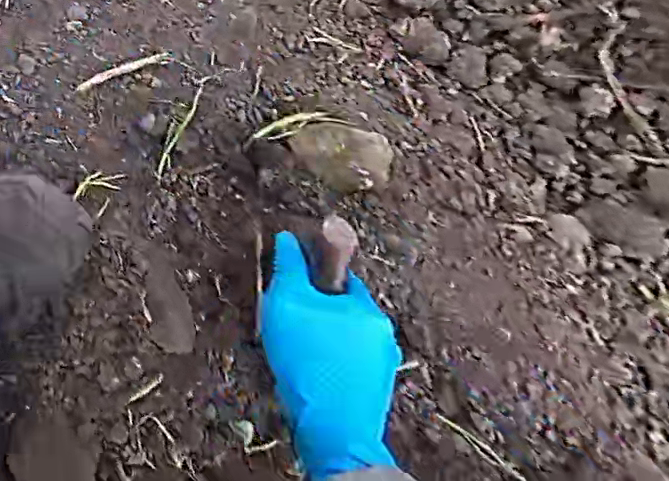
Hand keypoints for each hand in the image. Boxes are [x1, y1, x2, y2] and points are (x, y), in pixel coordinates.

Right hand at [260, 231, 400, 477]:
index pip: (337, 277)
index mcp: (368, 309)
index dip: (310, 278)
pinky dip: (327, 356)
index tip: (290, 286)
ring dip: (319, 333)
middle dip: (313, 308)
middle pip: (339, 306)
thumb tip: (288, 239)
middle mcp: (382, 334)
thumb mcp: (287, 301)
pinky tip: (306, 365)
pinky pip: (345, 358)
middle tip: (287, 317)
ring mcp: (381, 364)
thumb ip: (289, 266)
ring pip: (341, 333)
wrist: (332, 429)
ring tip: (293, 344)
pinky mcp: (374, 388)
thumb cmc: (308, 359)